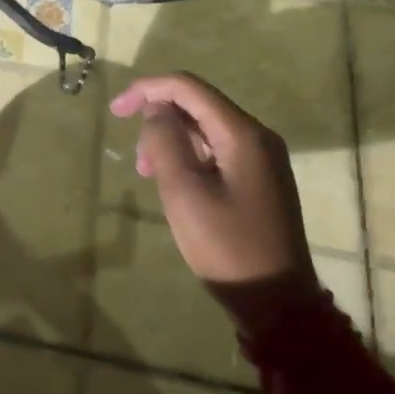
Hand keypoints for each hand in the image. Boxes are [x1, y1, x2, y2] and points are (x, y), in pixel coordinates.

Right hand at [109, 72, 318, 334]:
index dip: (147, 89)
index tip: (115, 111)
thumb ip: (164, 141)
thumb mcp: (184, 192)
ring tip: (150, 175)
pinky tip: (175, 183)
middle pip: (197, 104)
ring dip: (172, 140)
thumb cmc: (227, 247)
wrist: (279, 306)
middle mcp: (257, 136)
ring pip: (205, 128)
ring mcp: (262, 158)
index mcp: (242, 133)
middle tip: (138, 161)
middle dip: (159, 119)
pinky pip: (217, 149)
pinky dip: (190, 156)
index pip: (188, 87)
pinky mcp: (260, 178)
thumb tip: (156, 110)